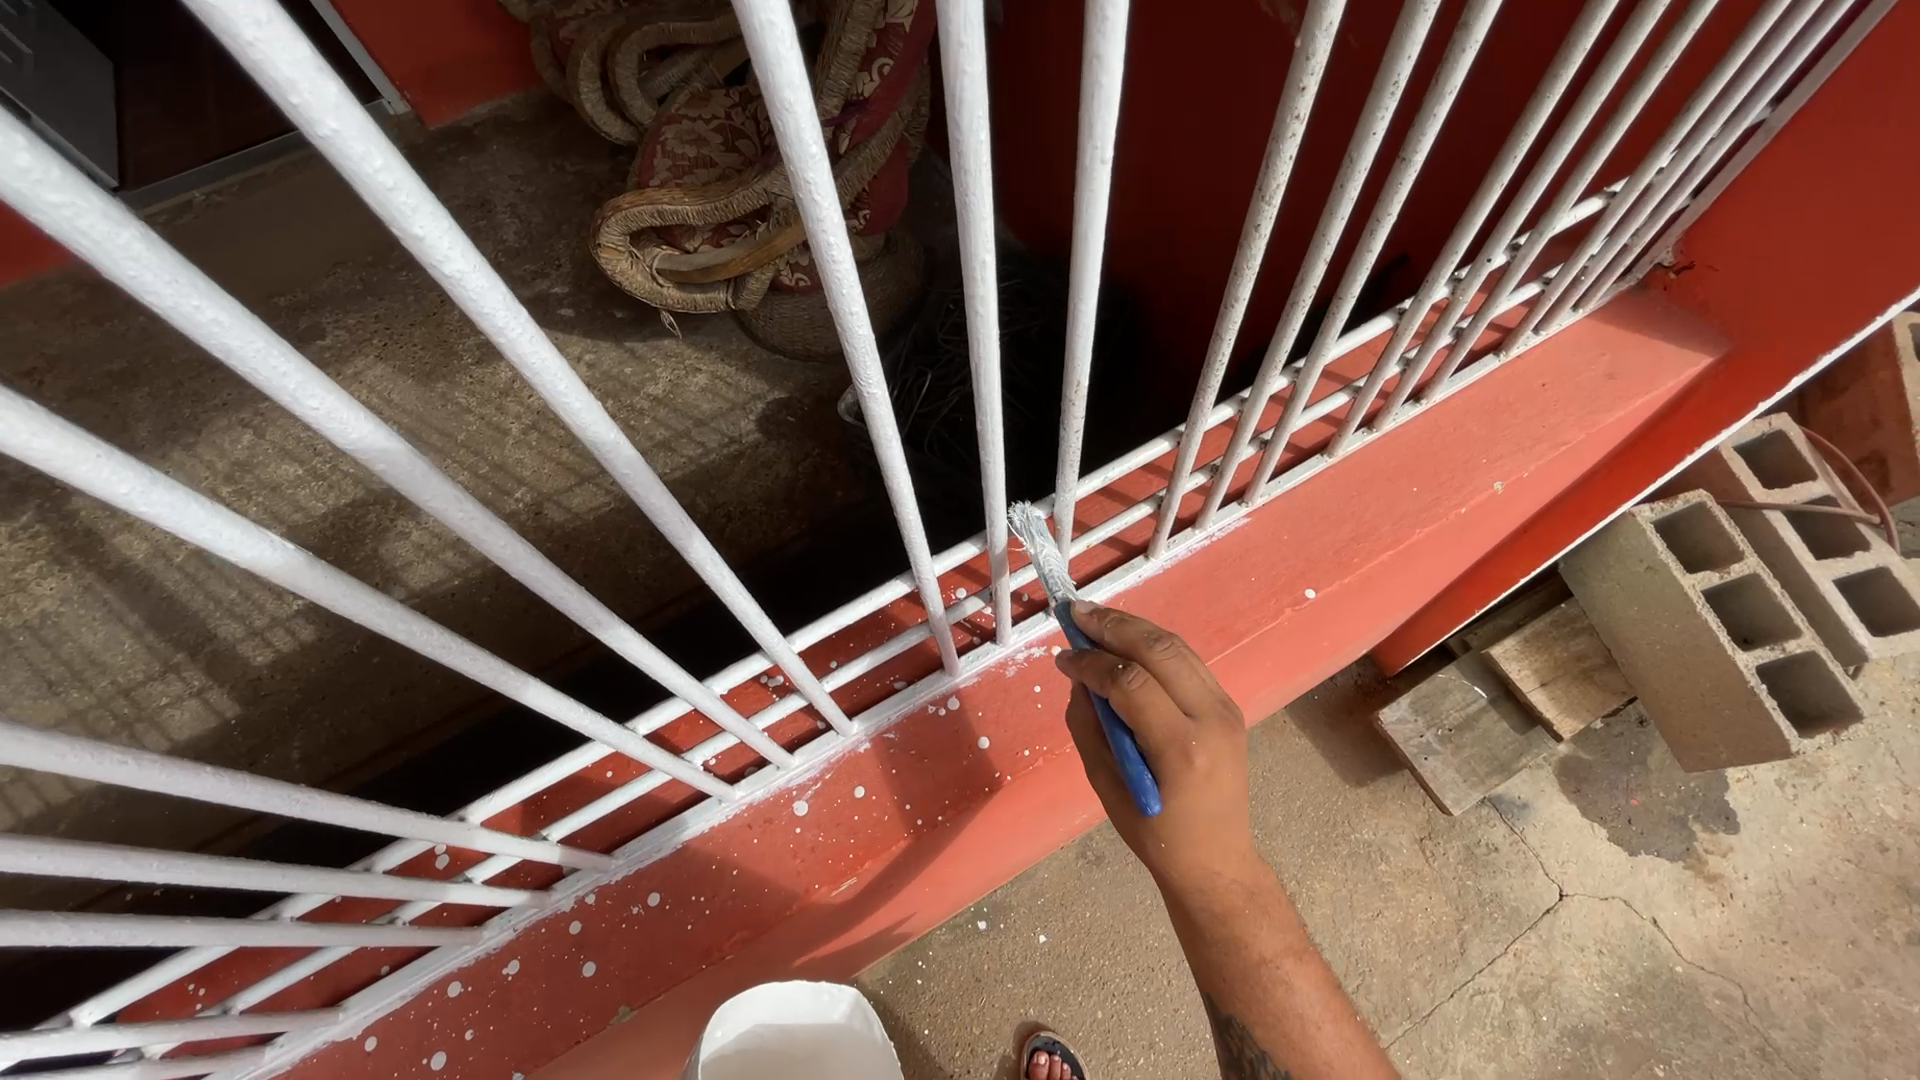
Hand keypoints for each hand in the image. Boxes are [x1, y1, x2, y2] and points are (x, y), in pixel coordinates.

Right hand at [1054, 601, 1260, 898]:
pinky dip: (1152, 644)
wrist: (1217, 858)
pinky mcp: (1228, 705)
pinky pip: (1186, 660)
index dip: (1092, 663)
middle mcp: (1211, 719)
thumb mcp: (1106, 787)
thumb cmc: (1155, 834)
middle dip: (1113, 626)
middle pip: (1159, 651)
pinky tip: (1125, 638)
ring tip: (1095, 616)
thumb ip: (1089, 727)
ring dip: (1132, 627)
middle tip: (1075, 613)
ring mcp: (1226, 708)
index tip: (1062, 657)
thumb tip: (1080, 677)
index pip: (1131, 683)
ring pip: (1176, 647)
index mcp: (1181, 749)